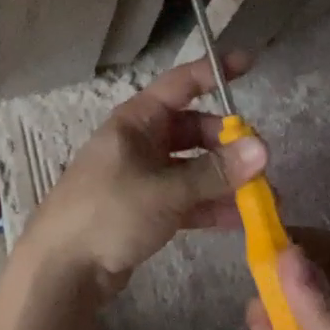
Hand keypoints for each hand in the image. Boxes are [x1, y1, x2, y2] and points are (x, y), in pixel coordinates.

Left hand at [21, 53, 268, 296]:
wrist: (63, 266)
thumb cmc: (108, 212)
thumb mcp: (164, 190)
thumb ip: (214, 172)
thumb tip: (263, 148)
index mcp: (136, 120)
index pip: (180, 84)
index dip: (213, 72)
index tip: (248, 63)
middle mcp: (140, 141)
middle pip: (193, 129)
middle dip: (228, 142)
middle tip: (263, 161)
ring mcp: (143, 175)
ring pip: (193, 167)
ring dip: (225, 179)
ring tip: (266, 197)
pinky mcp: (146, 208)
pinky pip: (187, 198)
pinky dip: (210, 205)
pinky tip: (241, 220)